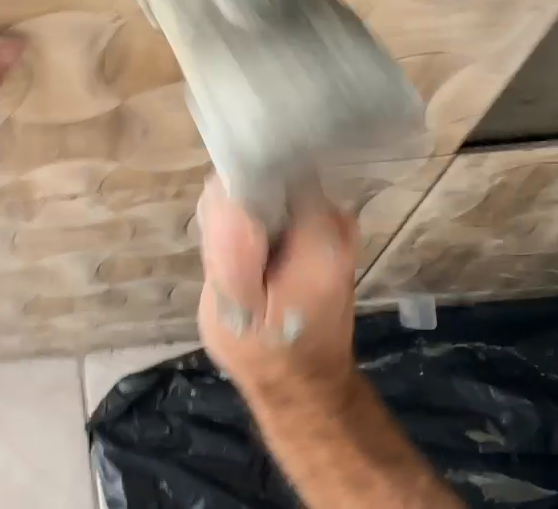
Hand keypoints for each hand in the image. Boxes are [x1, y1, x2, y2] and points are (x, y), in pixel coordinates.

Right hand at [197, 177, 361, 407]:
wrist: (304, 386)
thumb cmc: (265, 350)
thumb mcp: (234, 303)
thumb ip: (230, 242)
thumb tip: (224, 185)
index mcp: (320, 232)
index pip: (265, 171)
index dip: (233, 191)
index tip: (221, 229)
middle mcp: (336, 219)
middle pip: (267, 178)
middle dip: (238, 207)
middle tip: (227, 256)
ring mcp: (333, 225)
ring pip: (268, 191)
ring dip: (245, 219)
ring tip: (240, 263)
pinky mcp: (323, 233)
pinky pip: (277, 208)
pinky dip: (258, 228)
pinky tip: (253, 262)